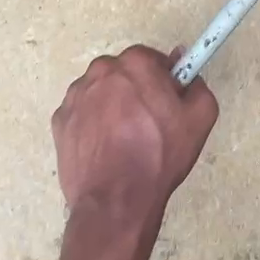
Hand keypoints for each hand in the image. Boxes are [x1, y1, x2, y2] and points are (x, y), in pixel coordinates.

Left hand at [50, 46, 218, 222]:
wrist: (116, 201)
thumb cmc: (160, 156)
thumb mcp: (200, 120)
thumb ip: (199, 87)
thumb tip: (189, 77)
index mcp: (135, 62)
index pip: (152, 59)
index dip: (162, 80)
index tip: (167, 101)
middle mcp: (101, 70)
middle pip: (123, 73)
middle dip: (135, 90)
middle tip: (148, 122)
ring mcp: (75, 95)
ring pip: (100, 91)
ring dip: (111, 105)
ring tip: (124, 139)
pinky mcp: (59, 120)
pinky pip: (81, 113)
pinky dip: (91, 124)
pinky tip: (104, 148)